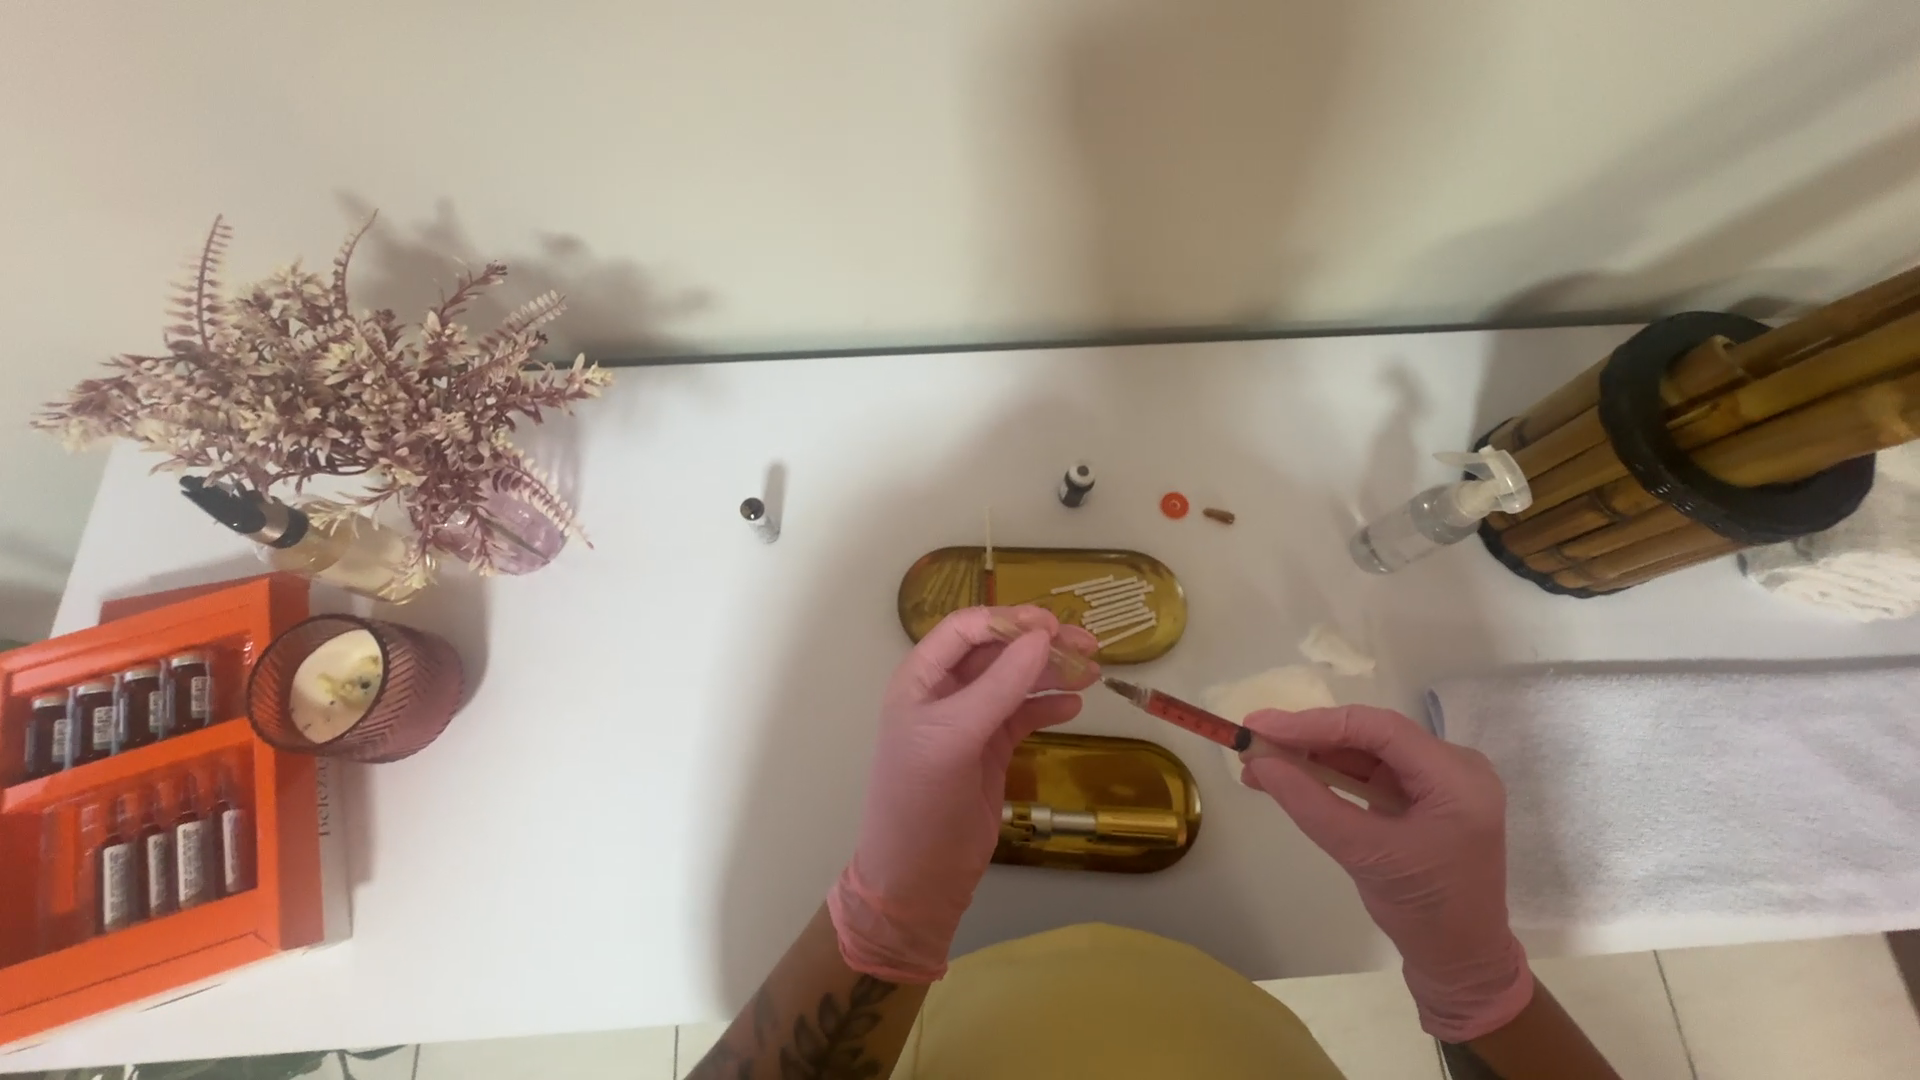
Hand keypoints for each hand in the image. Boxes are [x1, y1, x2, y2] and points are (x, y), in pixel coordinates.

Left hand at [828, 606, 1097, 982]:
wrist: (918, 880)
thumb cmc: (921, 802)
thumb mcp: (955, 737)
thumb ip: (999, 686)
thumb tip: (1043, 638)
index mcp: (920, 679)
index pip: (965, 629)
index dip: (1007, 620)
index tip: (1053, 625)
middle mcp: (944, 693)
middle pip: (996, 651)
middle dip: (1040, 644)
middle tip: (1088, 645)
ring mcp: (969, 722)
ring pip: (1015, 682)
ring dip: (1051, 673)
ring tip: (1092, 672)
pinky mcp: (991, 750)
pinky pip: (1024, 716)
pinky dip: (1048, 707)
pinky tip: (1074, 706)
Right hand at [1239, 705, 1532, 1042]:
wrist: (1460, 958)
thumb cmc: (1423, 909)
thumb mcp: (1362, 854)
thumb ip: (1309, 802)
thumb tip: (1257, 762)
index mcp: (1456, 778)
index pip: (1378, 729)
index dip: (1315, 723)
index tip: (1261, 728)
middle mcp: (1453, 766)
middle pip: (1369, 733)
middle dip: (1308, 736)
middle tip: (1253, 739)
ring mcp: (1436, 777)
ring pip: (1362, 748)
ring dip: (1310, 753)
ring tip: (1259, 760)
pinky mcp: (1417, 791)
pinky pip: (1365, 768)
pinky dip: (1325, 770)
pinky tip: (1287, 774)